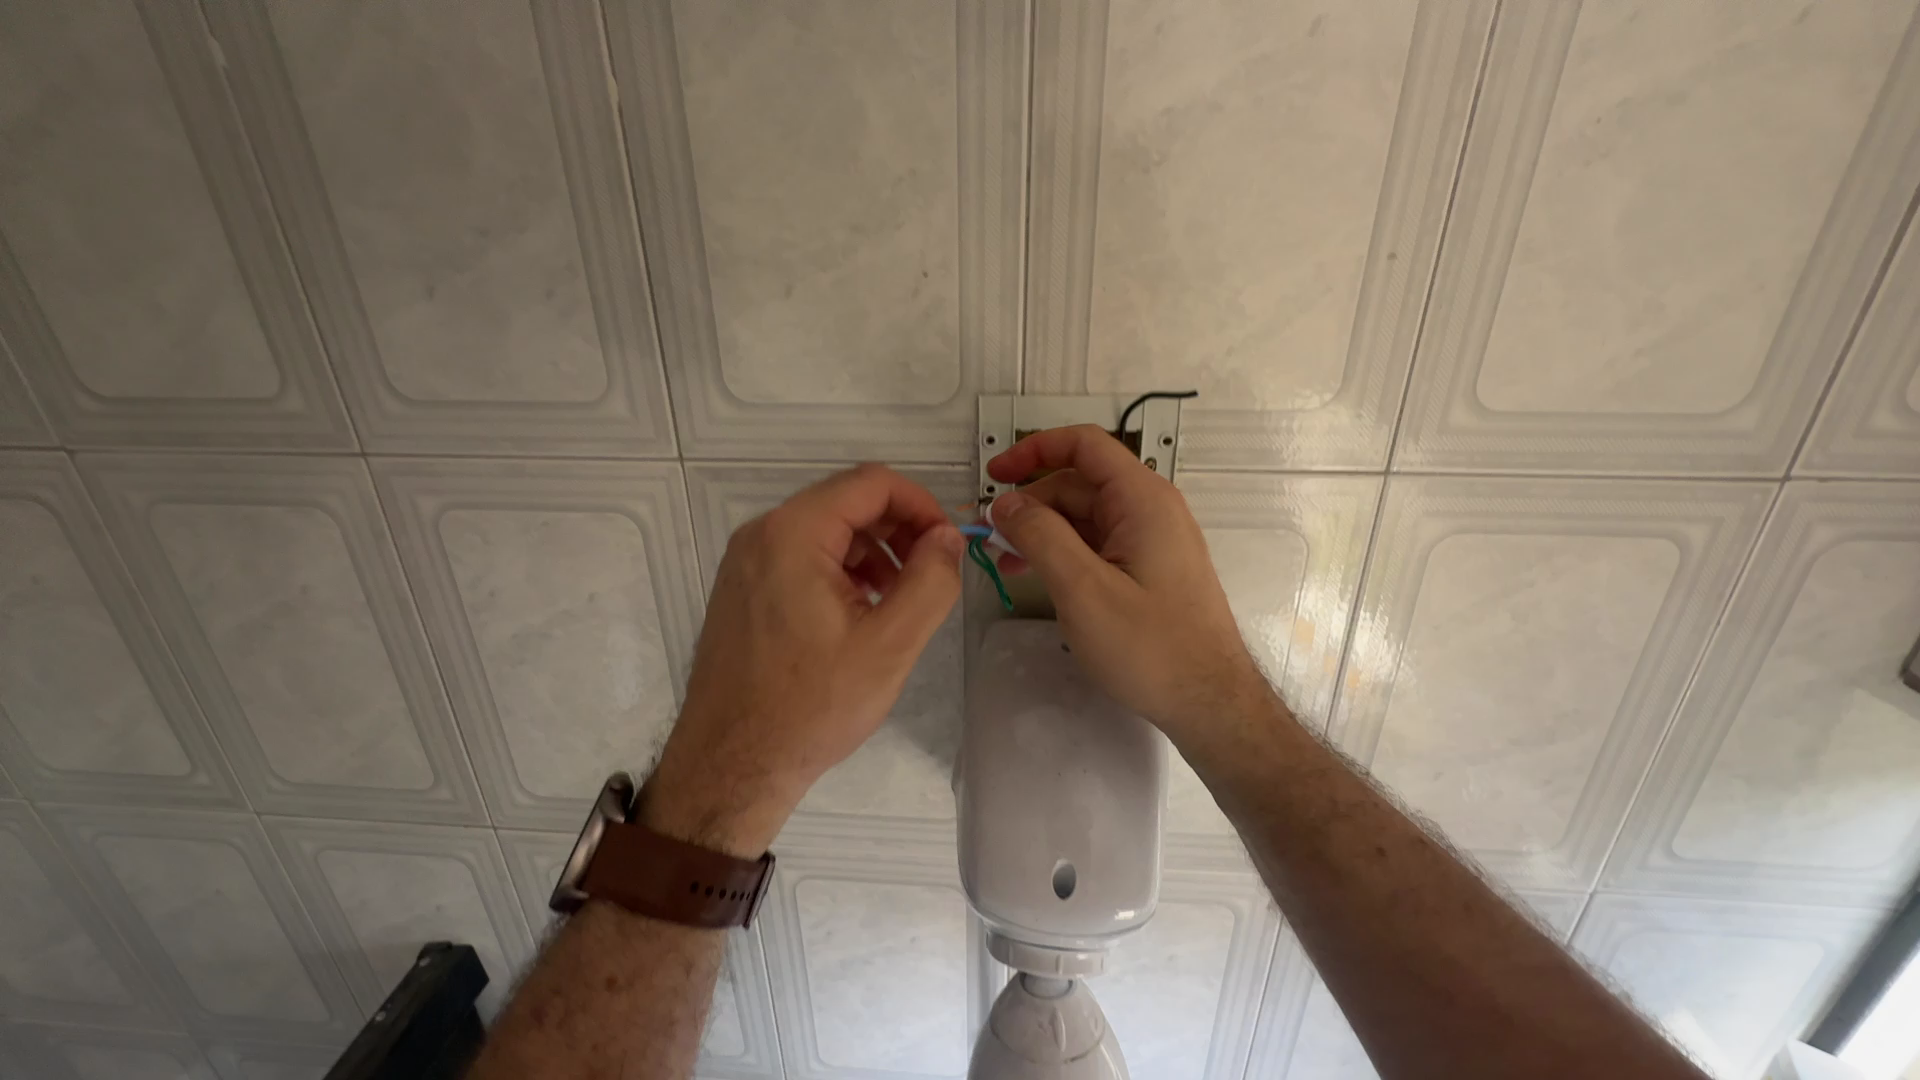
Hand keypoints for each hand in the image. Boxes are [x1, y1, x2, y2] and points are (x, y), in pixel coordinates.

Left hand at [644, 465, 964, 855]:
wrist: (732, 766)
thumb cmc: (812, 706)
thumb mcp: (889, 644)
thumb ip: (930, 580)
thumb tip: (948, 537)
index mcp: (793, 533)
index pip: (871, 483)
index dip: (921, 504)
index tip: (949, 543)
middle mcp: (762, 534)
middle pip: (846, 502)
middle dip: (898, 529)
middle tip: (932, 573)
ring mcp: (746, 562)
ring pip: (826, 530)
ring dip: (873, 551)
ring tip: (899, 599)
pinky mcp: (744, 589)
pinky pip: (803, 557)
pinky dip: (842, 570)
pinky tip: (861, 612)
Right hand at [986, 425, 1267, 738]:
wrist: (1210, 703)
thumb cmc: (1149, 646)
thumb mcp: (1083, 589)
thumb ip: (1040, 536)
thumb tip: (1005, 503)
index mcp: (1142, 499)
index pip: (1084, 445)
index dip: (1034, 450)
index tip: (994, 477)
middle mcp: (1151, 509)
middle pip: (1080, 483)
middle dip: (1031, 502)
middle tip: (990, 538)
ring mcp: (1153, 540)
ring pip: (1086, 516)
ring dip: (1043, 531)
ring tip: (1006, 562)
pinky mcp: (1150, 569)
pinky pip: (1099, 544)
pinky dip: (1065, 552)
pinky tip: (1040, 577)